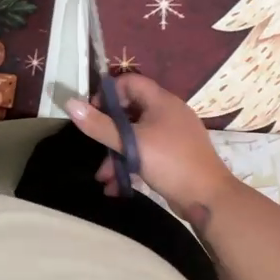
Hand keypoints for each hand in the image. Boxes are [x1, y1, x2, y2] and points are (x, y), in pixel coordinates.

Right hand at [67, 73, 238, 210]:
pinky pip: (146, 152)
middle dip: (109, 131)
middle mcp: (169, 113)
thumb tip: (70, 104)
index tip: (94, 113)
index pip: (130, 82)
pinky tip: (116, 186)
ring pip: (136, 136)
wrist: (208, 198)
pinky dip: (131, 164)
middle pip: (130, 111)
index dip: (108, 93)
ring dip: (117, 154)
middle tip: (94, 145)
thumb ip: (99, 125)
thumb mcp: (130, 143)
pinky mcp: (174, 155)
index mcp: (162, 102)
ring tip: (103, 176)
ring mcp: (173, 135)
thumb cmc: (170, 162)